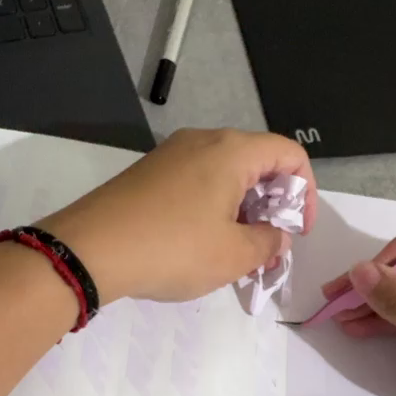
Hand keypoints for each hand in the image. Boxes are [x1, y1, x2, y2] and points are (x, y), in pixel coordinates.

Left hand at [38, 128, 316, 302]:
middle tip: (269, 245)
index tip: (297, 231)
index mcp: (232, 151)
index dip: (306, 193)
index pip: (290, 154)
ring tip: (238, 251)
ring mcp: (173, 154)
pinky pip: (199, 181)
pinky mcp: (151, 173)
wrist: (89, 249)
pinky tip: (204, 243)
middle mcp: (204, 141)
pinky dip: (215, 207)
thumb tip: (275, 236)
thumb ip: (268, 243)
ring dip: (244, 209)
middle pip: (259, 161)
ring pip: (227, 173)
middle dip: (274, 204)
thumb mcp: (234, 255)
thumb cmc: (173, 248)